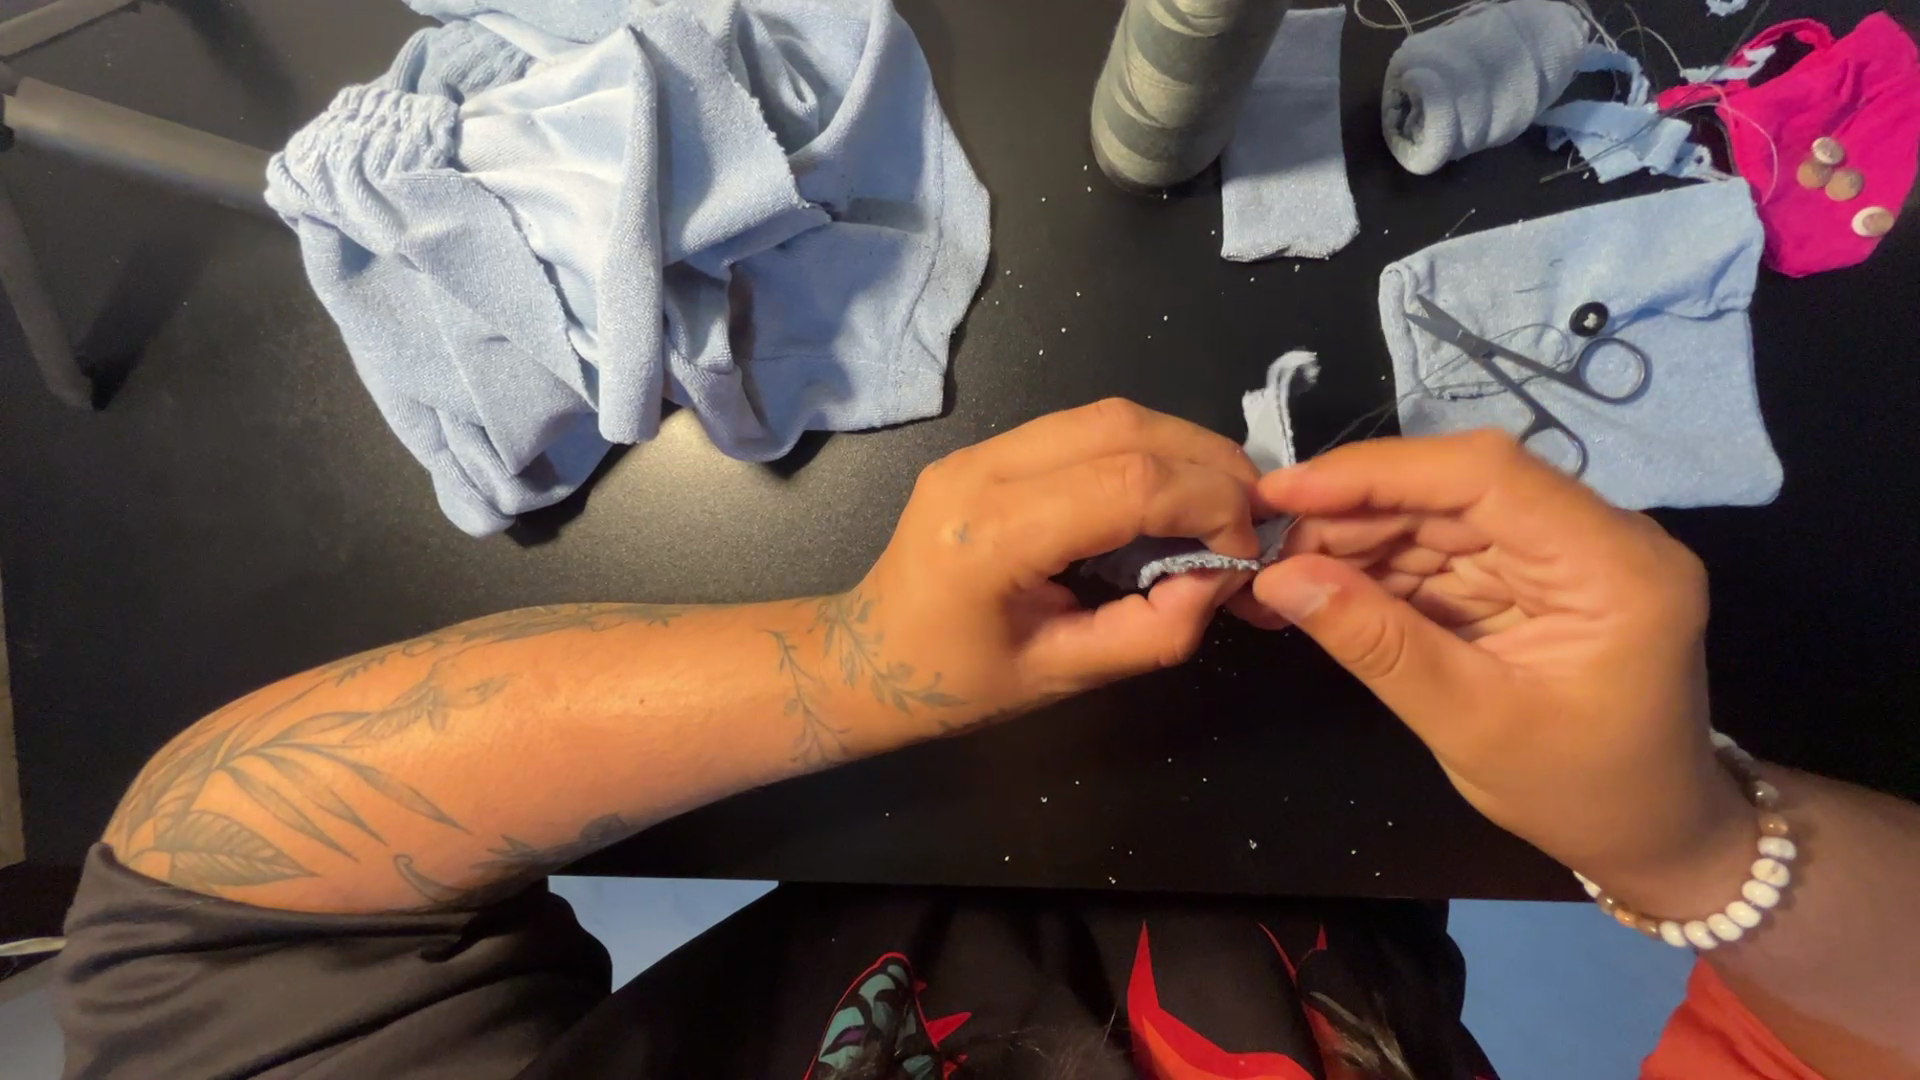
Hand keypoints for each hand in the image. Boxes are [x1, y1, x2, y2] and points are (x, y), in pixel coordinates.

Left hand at [857, 399, 1259, 723]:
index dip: (1207, 503)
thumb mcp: (1061, 676)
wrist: (866, 657)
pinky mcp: (981, 451)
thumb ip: (1152, 630)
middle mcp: (980, 471)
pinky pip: (1077, 429)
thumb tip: (1220, 575)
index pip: (1127, 484)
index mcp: (991, 535)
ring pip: (1103, 414)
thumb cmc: (954, 685)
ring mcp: (975, 452)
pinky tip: (1162, 487)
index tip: (1242, 546)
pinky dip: (1138, 449)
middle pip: (1121, 426)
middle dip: (1206, 459)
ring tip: (1218, 495)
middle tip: (1250, 508)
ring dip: (1176, 445)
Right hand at [1239, 432, 1753, 915]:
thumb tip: (1275, 578)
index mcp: (1610, 566)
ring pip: (1426, 512)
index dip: (1375, 473)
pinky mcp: (1513, 572)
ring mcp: (1547, 551)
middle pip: (1447, 488)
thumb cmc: (1579, 790)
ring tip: (1279, 569)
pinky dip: (1365, 564)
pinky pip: (1426, 548)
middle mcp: (1584, 537)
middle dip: (1346, 510)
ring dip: (1346, 537)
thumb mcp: (1466, 724)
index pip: (1484, 476)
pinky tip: (1318, 583)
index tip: (1283, 492)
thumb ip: (1374, 643)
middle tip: (1265, 546)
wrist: (1647, 833)